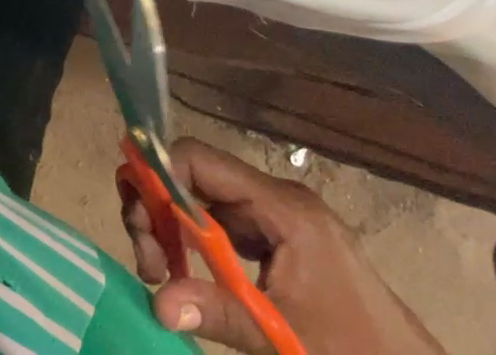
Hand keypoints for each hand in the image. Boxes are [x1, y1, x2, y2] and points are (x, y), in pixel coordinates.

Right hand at [123, 138, 447, 354]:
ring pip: (195, 201)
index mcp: (284, 208)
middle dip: (154, 211)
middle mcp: (276, 200)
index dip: (156, 176)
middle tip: (146, 261)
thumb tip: (156, 303)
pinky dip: (188, 243)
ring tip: (160, 274)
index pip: (197, 160)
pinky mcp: (275, 238)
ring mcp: (275, 218)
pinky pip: (214, 223)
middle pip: (189, 178)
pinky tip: (185, 277)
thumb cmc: (357, 349)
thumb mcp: (286, 335)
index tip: (138, 220)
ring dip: (166, 230)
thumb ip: (219, 313)